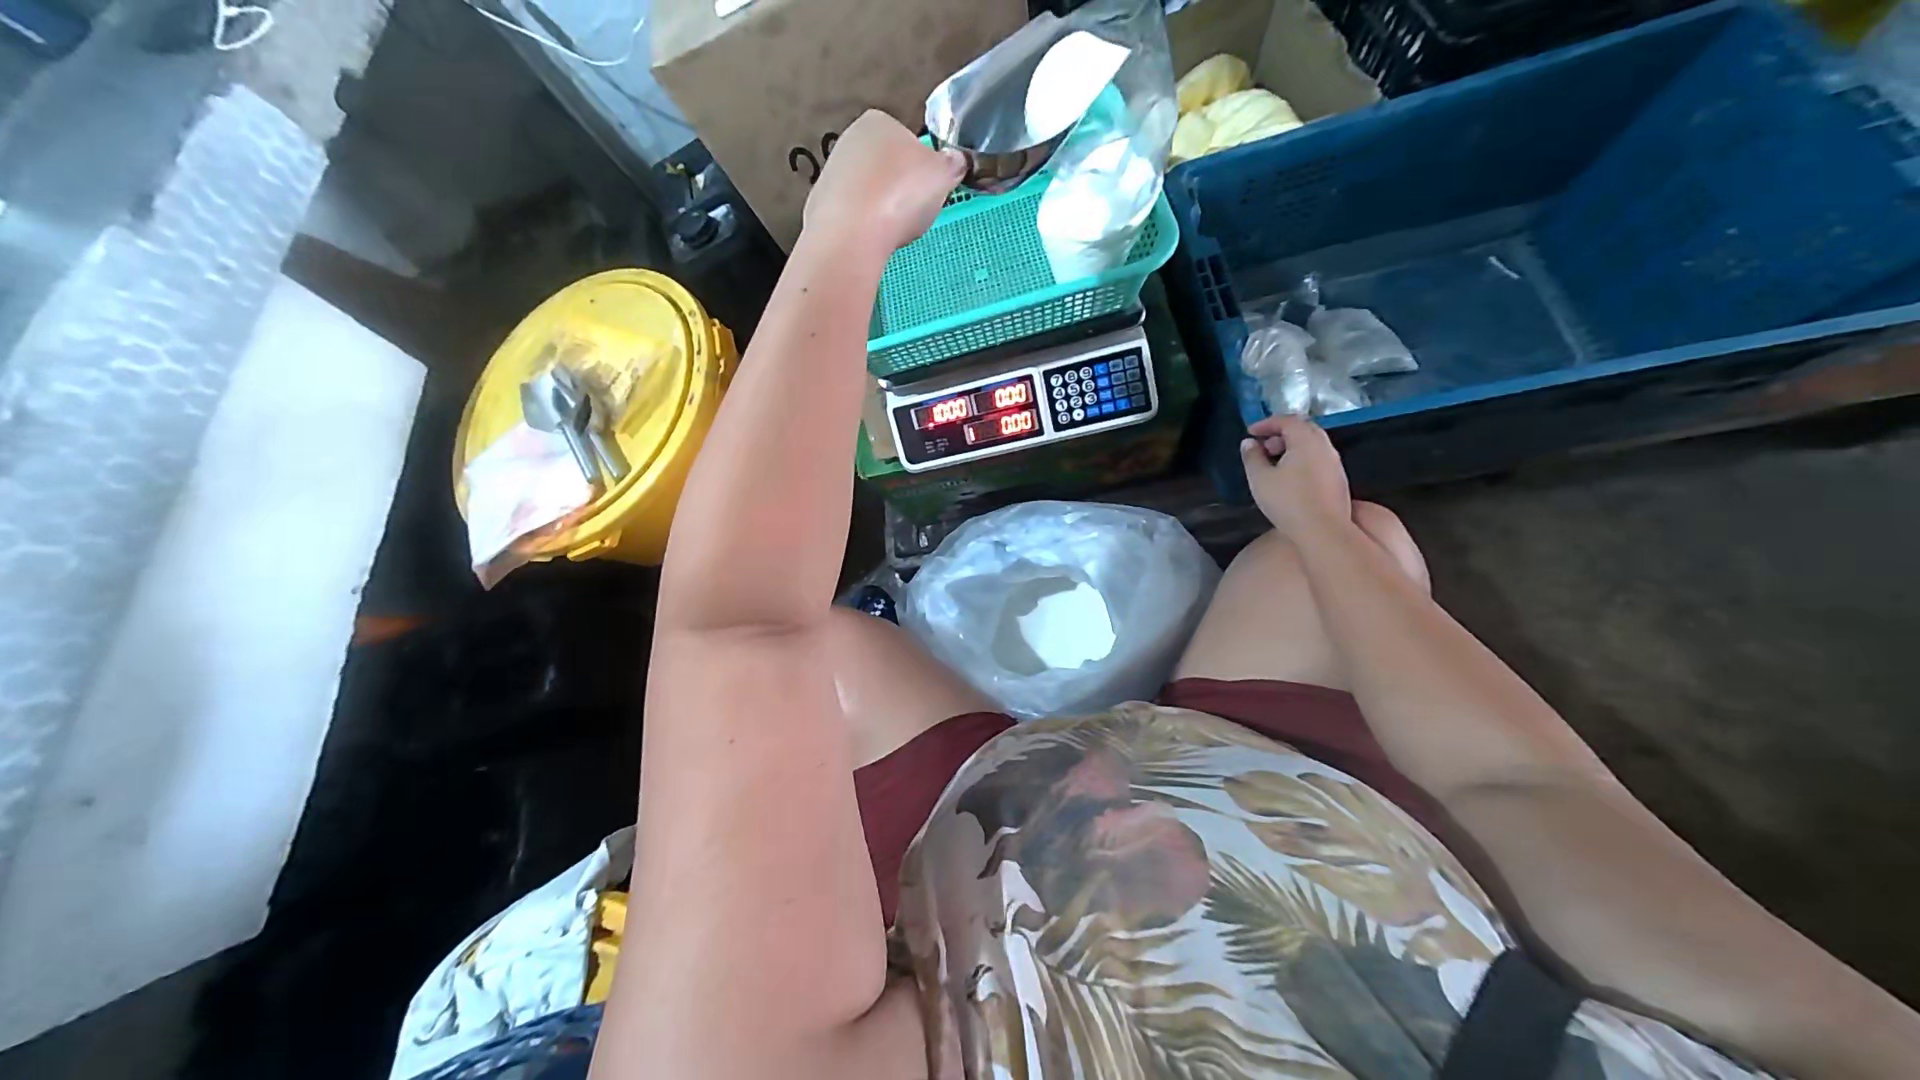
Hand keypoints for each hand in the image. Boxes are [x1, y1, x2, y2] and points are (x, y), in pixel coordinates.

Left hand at [803, 111, 966, 255]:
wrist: (852, 233)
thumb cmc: (900, 193)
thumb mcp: (944, 174)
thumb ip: (953, 164)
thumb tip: (956, 160)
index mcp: (878, 121)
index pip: (908, 141)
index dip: (923, 168)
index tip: (929, 189)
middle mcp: (849, 140)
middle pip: (887, 168)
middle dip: (900, 190)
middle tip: (913, 211)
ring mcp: (831, 174)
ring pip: (869, 194)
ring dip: (882, 211)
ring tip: (892, 229)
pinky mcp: (820, 207)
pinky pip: (853, 218)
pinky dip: (865, 228)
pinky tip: (872, 239)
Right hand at [1240, 414, 1352, 541]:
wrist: (1324, 530)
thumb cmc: (1288, 502)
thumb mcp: (1260, 479)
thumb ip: (1252, 457)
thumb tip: (1249, 443)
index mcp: (1306, 441)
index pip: (1288, 420)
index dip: (1267, 423)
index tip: (1251, 432)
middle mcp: (1325, 447)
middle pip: (1304, 429)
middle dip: (1281, 433)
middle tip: (1264, 446)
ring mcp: (1335, 463)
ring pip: (1313, 444)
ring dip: (1292, 447)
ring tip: (1274, 462)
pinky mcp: (1338, 480)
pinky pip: (1318, 459)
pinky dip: (1302, 458)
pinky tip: (1290, 477)